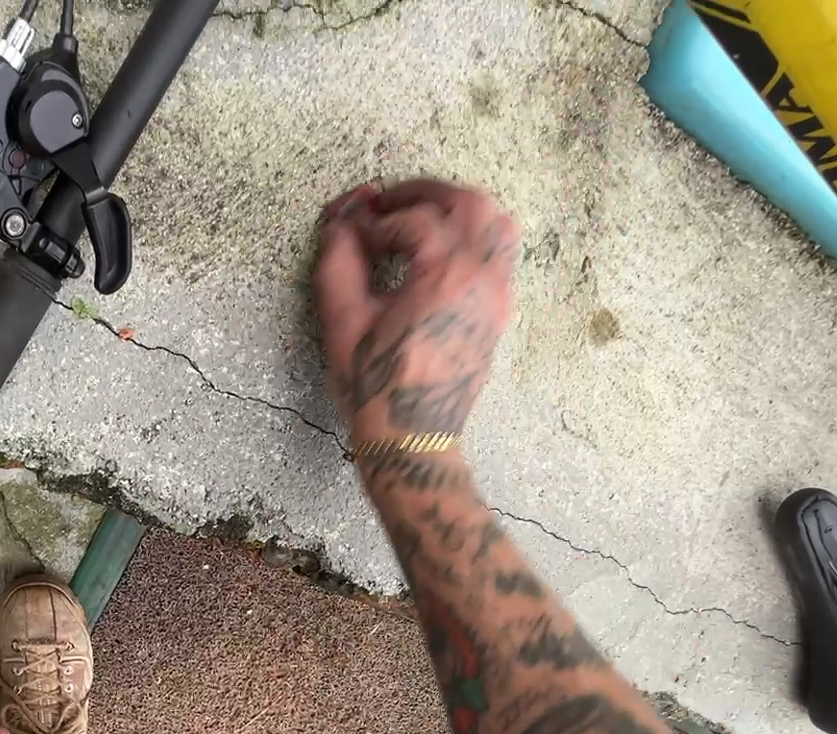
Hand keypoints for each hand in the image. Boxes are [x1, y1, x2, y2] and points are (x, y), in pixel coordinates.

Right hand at [313, 179, 519, 443]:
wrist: (411, 436)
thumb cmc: (375, 387)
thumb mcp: (343, 324)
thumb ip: (338, 264)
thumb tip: (340, 226)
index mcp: (447, 276)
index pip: (415, 220)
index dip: (377, 220)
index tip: (351, 232)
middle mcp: (484, 278)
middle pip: (469, 203)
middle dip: (424, 194)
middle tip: (385, 203)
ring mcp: (499, 295)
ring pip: (495, 223)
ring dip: (455, 210)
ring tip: (415, 220)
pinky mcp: (498, 312)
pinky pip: (499, 254)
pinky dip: (470, 237)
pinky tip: (435, 254)